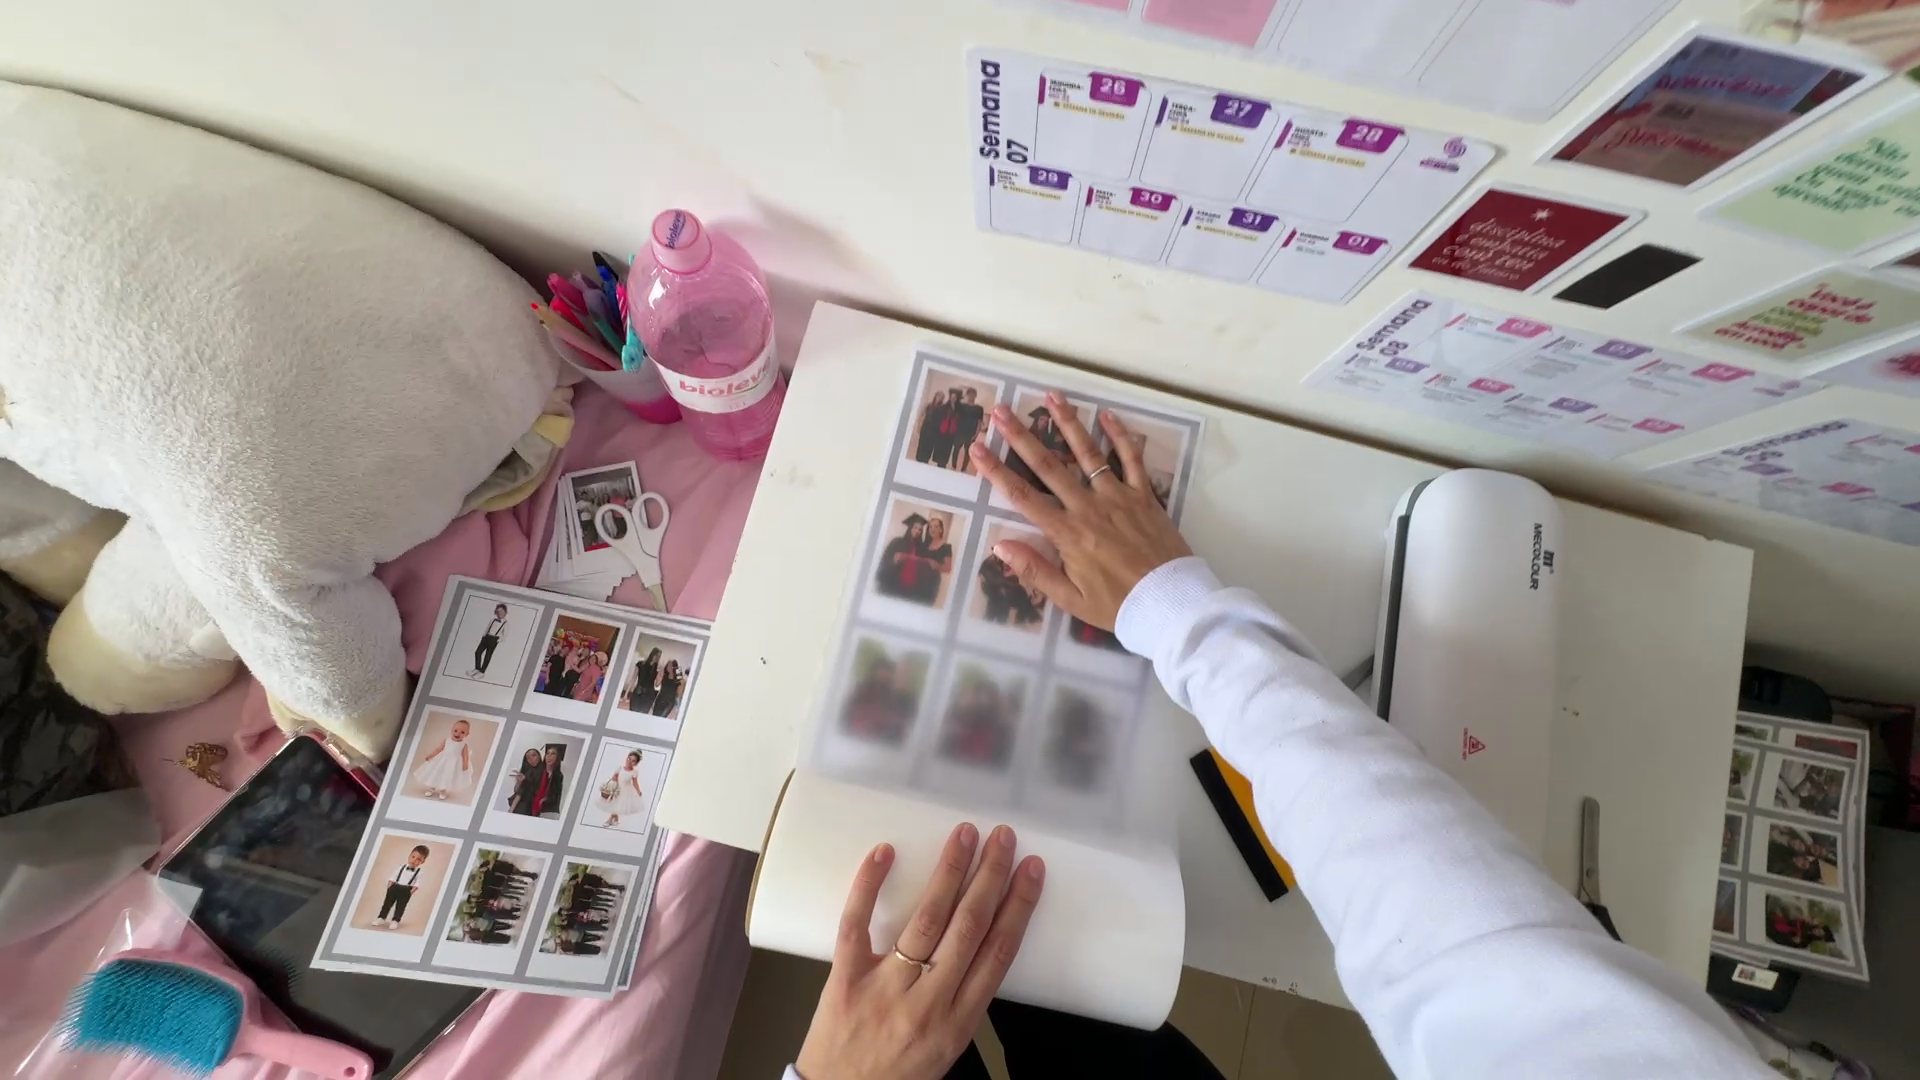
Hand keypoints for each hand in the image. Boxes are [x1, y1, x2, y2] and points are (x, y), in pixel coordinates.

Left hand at [795, 824, 1045, 1079]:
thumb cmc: (898, 1076)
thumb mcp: (947, 1047)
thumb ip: (963, 997)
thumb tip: (984, 934)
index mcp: (957, 1022)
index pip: (997, 953)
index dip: (1019, 906)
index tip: (1031, 869)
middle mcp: (927, 1002)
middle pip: (968, 927)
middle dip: (990, 877)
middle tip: (1004, 837)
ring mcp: (884, 987)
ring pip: (925, 919)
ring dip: (950, 871)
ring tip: (966, 834)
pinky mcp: (845, 978)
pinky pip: (856, 923)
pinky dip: (870, 885)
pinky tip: (885, 851)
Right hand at [971, 392, 1191, 630]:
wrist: (1171, 604)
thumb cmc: (1117, 606)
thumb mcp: (1070, 600)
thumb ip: (1035, 571)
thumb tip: (999, 547)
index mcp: (1067, 533)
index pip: (1023, 497)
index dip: (997, 472)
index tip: (977, 449)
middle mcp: (1089, 507)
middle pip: (1049, 466)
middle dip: (1022, 436)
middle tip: (1001, 411)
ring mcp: (1118, 497)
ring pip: (1088, 453)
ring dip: (1068, 423)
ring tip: (1051, 396)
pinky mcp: (1144, 495)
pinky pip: (1131, 460)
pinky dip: (1120, 436)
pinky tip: (1108, 415)